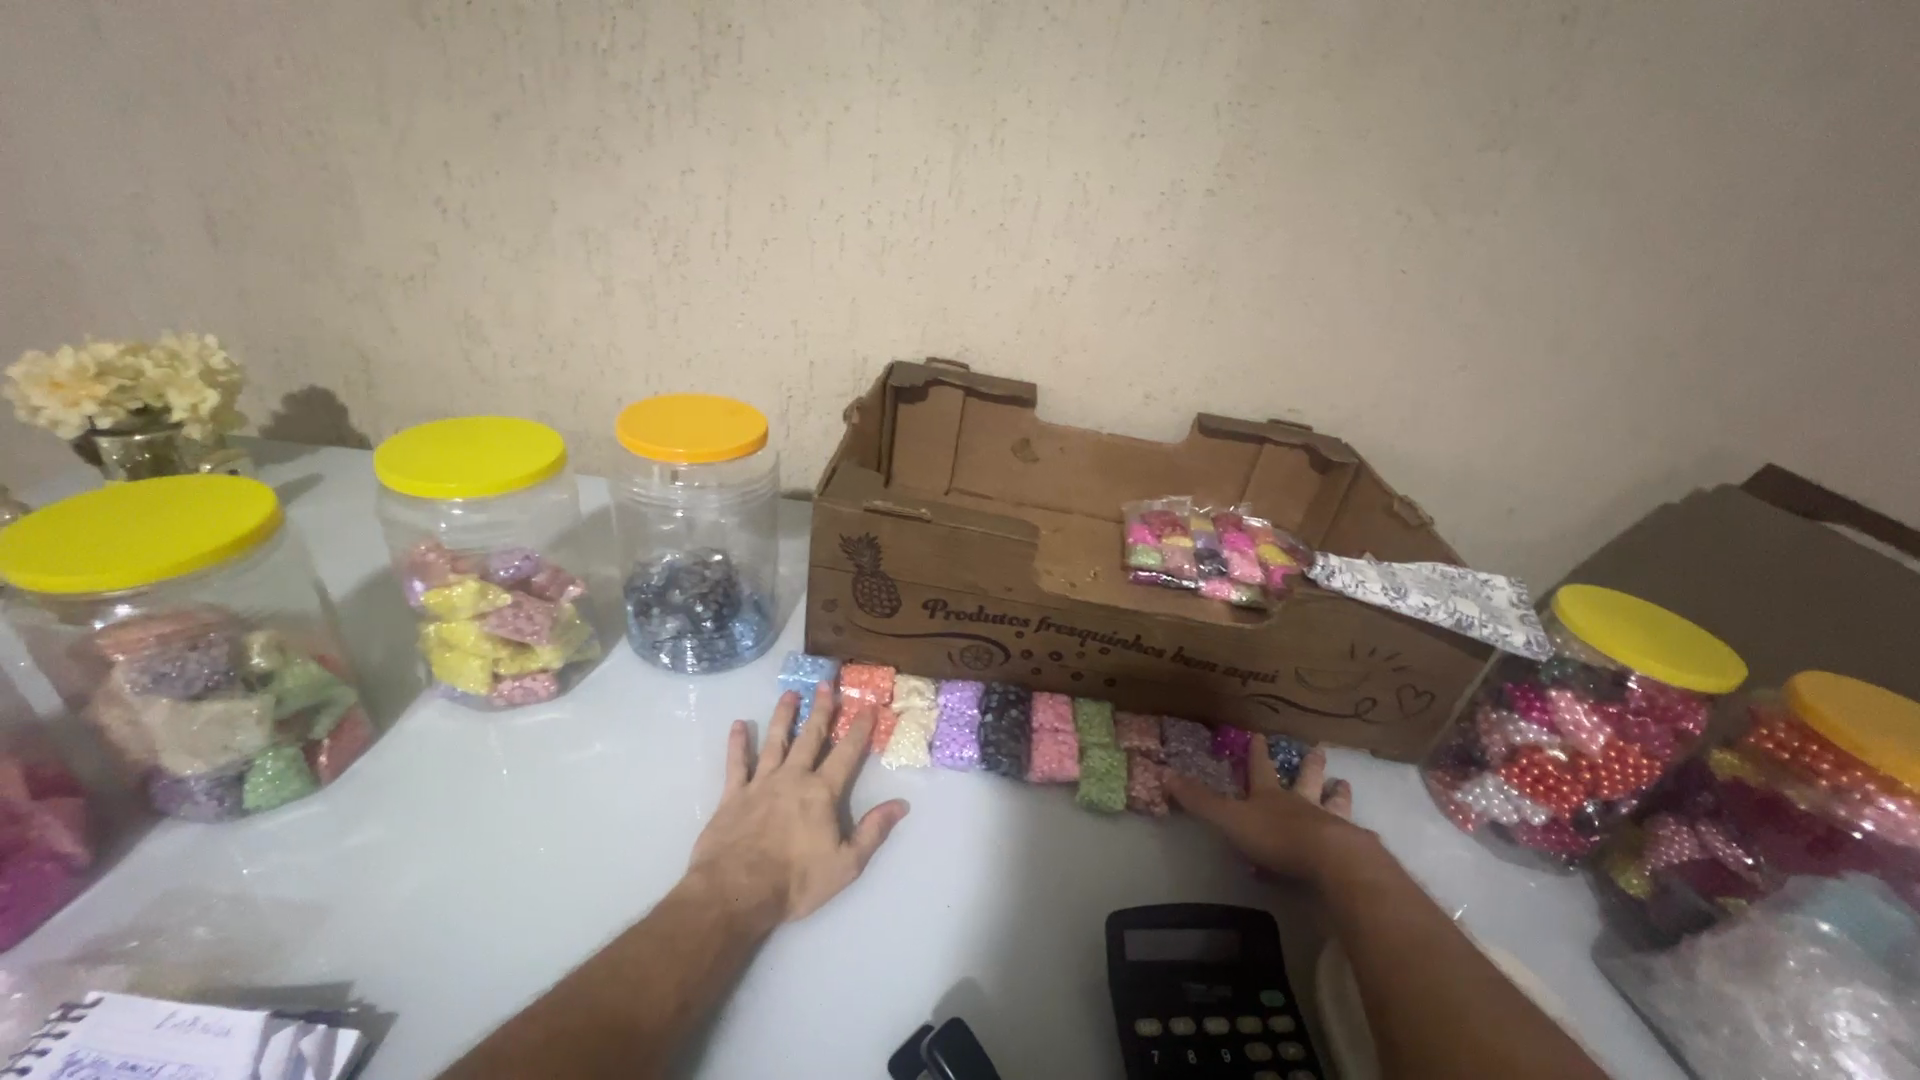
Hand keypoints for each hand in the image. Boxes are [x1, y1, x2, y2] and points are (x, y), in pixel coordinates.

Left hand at [685, 682, 910, 926]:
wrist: (736, 891)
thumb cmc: (795, 881)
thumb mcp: (846, 864)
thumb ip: (873, 831)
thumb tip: (901, 804)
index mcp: (822, 793)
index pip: (846, 754)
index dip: (859, 729)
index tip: (868, 706)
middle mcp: (793, 778)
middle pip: (810, 737)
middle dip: (821, 710)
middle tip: (826, 684)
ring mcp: (760, 784)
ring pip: (775, 741)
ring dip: (784, 716)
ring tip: (789, 694)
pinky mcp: (733, 795)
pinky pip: (737, 763)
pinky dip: (738, 743)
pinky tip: (738, 726)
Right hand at [1166, 737, 1372, 885]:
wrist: (1328, 860)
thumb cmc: (1275, 837)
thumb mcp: (1229, 819)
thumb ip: (1200, 801)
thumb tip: (1165, 774)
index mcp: (1271, 796)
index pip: (1261, 769)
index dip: (1258, 753)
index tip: (1260, 734)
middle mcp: (1302, 804)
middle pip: (1306, 780)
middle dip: (1308, 766)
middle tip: (1318, 749)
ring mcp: (1330, 823)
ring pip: (1334, 803)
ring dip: (1338, 794)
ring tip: (1344, 783)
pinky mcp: (1351, 847)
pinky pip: (1356, 837)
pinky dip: (1361, 835)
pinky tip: (1368, 836)